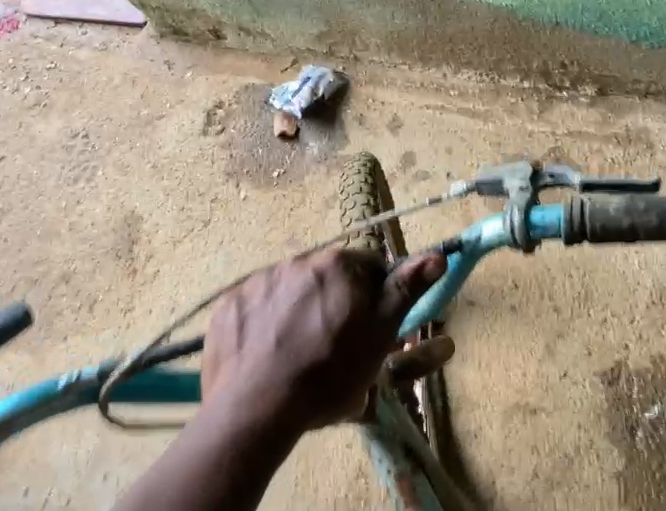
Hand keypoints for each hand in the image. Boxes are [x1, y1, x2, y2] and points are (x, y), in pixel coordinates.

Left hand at [199, 247, 446, 433]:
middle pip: (327, 278)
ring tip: (295, 353)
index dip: (372, 298)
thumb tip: (438, 255)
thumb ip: (406, 289)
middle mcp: (298, 261)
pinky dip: (262, 323)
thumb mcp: (380, 334)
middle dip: (333, 302)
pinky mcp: (227, 306)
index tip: (366, 328)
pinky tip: (265, 354)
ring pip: (290, 291)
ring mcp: (258, 282)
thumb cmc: (330, 372)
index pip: (368, 268)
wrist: (257, 410)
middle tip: (332, 345)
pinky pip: (254, 307)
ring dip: (297, 311)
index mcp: (338, 264)